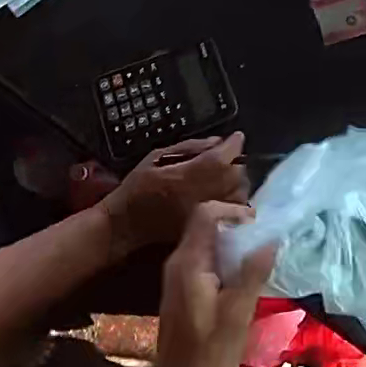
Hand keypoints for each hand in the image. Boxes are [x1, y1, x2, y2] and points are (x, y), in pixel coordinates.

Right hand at [101, 132, 250, 253]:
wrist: (126, 226)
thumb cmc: (137, 189)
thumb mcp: (155, 158)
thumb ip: (189, 147)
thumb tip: (217, 142)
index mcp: (184, 178)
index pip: (220, 159)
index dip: (233, 145)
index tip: (236, 137)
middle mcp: (200, 198)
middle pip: (235, 176)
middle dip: (236, 161)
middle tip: (229, 155)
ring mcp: (207, 216)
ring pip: (239, 194)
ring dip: (238, 180)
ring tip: (228, 172)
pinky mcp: (209, 229)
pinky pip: (235, 211)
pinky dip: (238, 198)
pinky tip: (228, 192)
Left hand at [153, 201, 276, 366]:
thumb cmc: (210, 355)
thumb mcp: (238, 313)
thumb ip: (252, 273)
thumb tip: (271, 239)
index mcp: (188, 263)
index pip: (205, 214)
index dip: (233, 210)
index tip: (259, 225)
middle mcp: (177, 263)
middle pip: (204, 225)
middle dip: (235, 226)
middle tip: (264, 240)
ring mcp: (176, 278)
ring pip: (204, 243)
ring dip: (231, 244)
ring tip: (258, 257)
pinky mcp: (180, 292)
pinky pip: (202, 261)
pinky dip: (223, 260)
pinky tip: (242, 278)